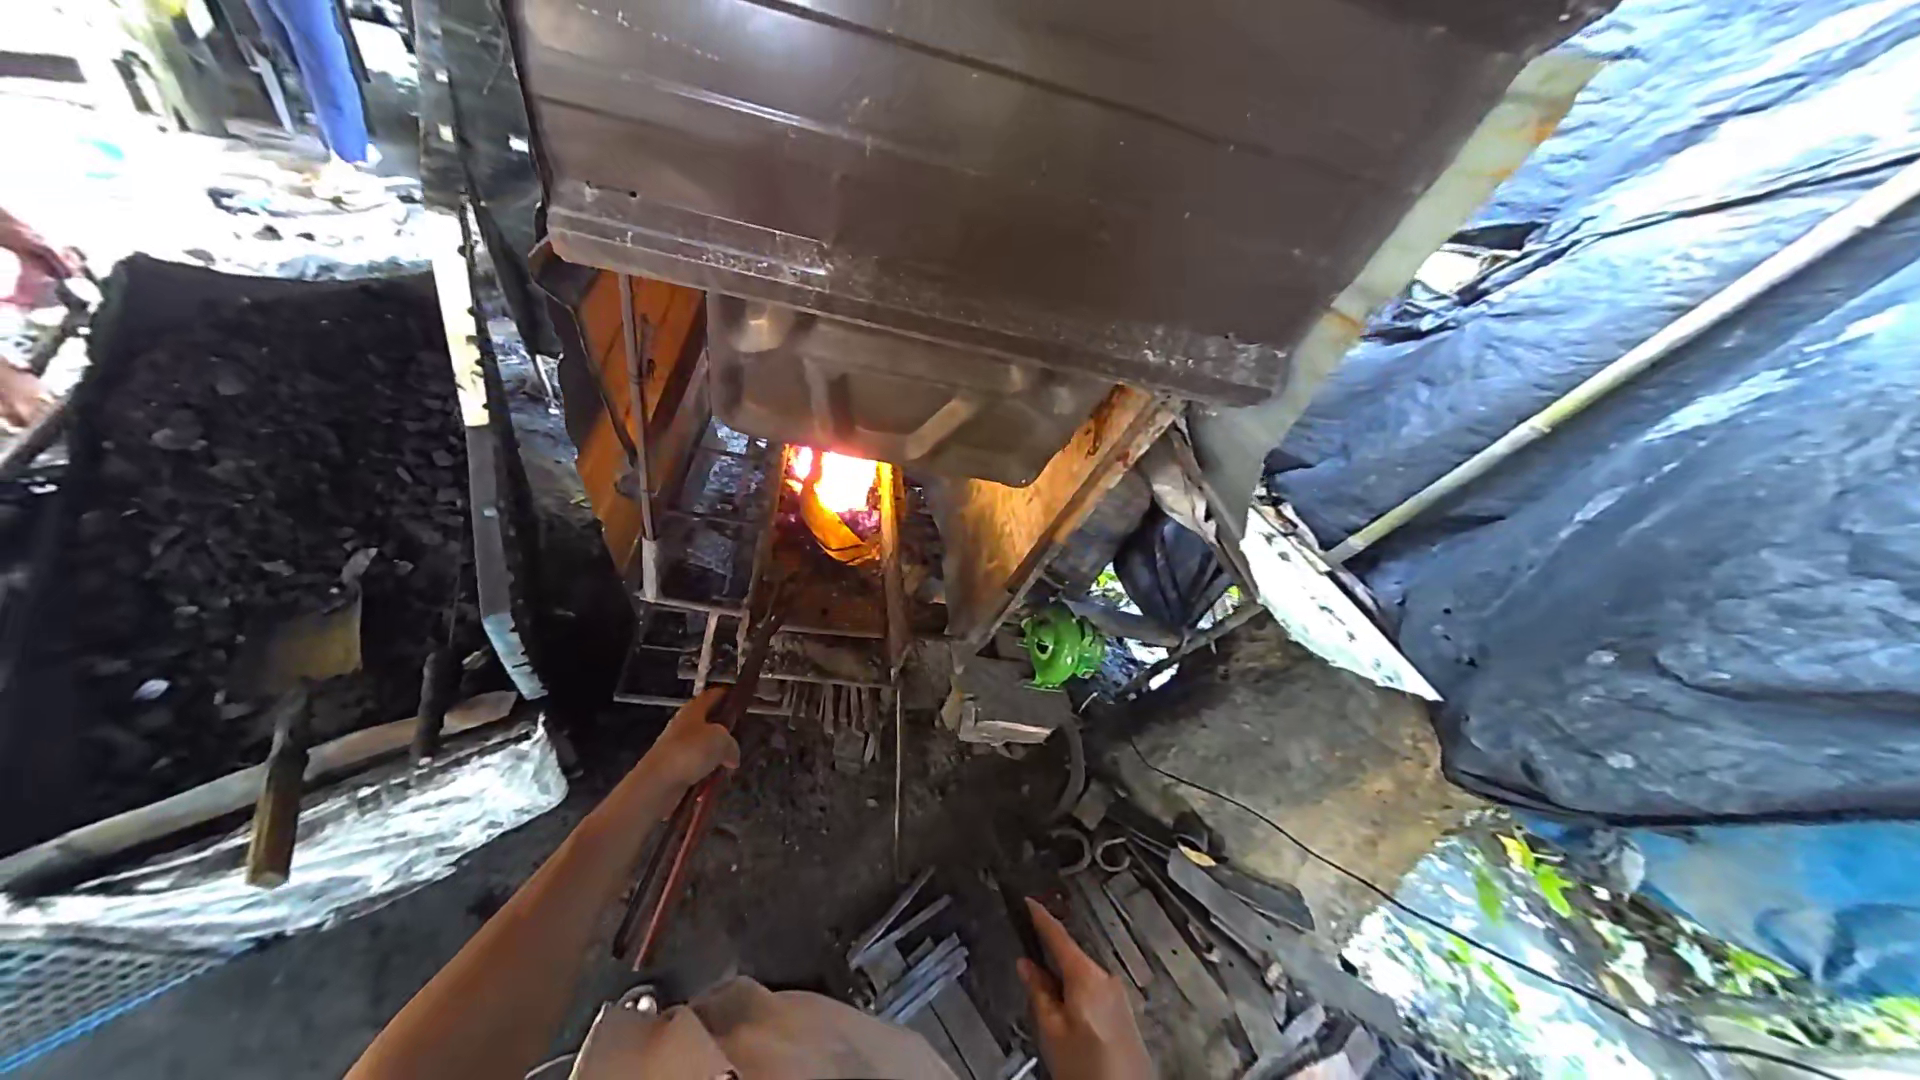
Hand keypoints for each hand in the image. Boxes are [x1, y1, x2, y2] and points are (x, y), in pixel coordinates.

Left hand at [641, 688, 740, 789]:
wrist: (656, 783)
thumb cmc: (689, 752)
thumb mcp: (722, 741)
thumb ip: (732, 745)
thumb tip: (731, 757)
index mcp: (693, 710)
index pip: (711, 695)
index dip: (726, 695)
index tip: (739, 701)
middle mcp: (683, 725)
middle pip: (707, 722)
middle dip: (723, 731)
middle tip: (739, 738)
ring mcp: (675, 747)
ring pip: (702, 747)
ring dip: (715, 756)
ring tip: (729, 765)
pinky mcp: (672, 768)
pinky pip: (695, 767)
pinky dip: (705, 773)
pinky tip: (713, 781)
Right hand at [1016, 897, 1153, 1079]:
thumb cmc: (1085, 1069)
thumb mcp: (1052, 1033)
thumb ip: (1038, 993)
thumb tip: (1027, 964)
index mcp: (1086, 976)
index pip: (1059, 936)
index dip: (1041, 917)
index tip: (1029, 901)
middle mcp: (1106, 977)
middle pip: (1071, 957)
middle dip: (1050, 960)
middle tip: (1028, 969)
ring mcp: (1118, 994)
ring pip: (1082, 975)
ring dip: (1064, 981)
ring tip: (1048, 1007)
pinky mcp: (1124, 1012)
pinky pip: (1094, 990)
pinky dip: (1078, 994)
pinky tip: (1069, 1017)